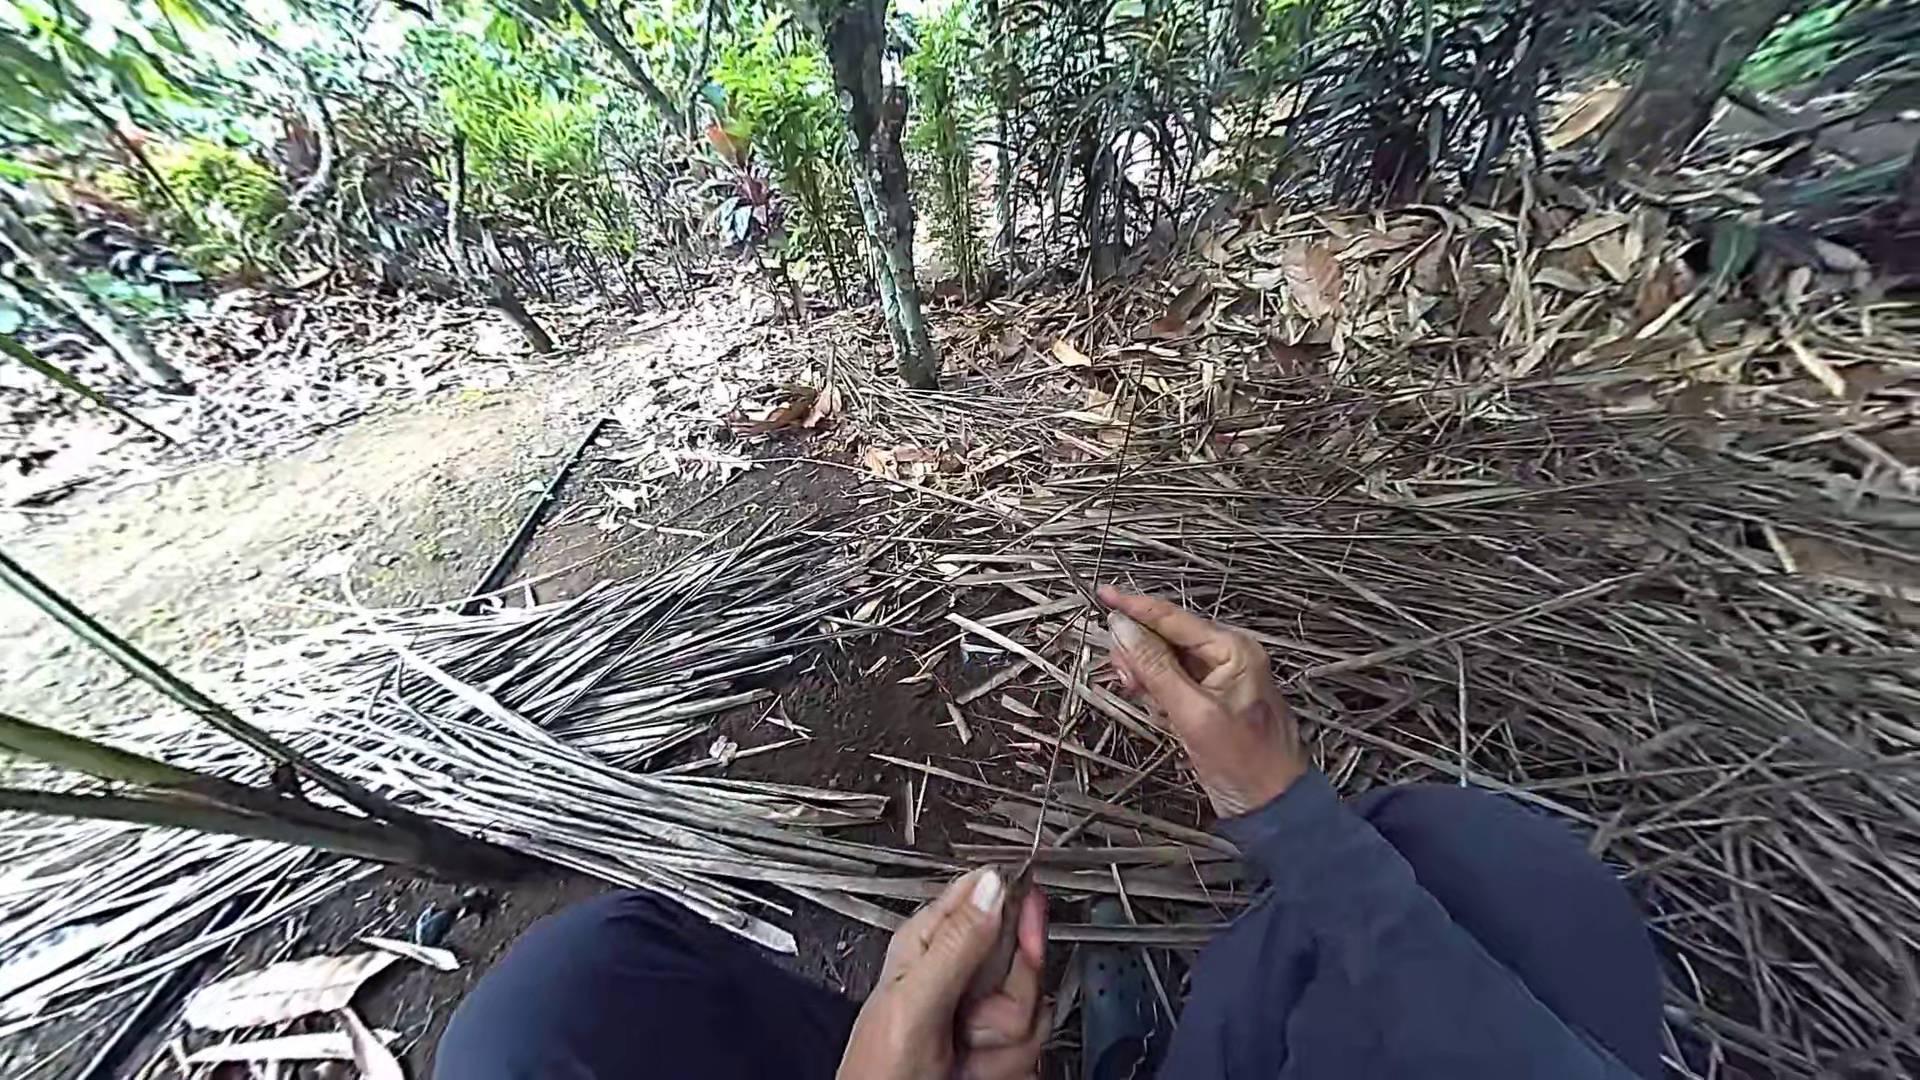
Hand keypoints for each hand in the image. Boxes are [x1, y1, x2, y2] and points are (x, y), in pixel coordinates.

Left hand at [837, 866, 1047, 1079]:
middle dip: (1010, 993)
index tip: (1029, 927)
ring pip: (1031, 1001)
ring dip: (1004, 1040)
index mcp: (930, 938)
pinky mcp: (996, 1043)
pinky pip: (1031, 1043)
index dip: (1015, 903)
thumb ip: (955, 942)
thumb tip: (992, 884)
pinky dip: (1008, 1067)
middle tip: (976, 1018)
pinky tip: (975, 1072)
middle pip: (1020, 952)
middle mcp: (959, 965)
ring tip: (965, 1054)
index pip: (986, 892)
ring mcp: (979, 1006)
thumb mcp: (914, 1000)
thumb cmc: (880, 1072)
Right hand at [1099, 585, 1307, 817]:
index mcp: (1231, 649)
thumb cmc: (1246, 761)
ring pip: (1159, 659)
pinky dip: (1156, 693)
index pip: (1171, 617)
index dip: (1133, 605)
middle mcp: (1223, 655)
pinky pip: (1166, 681)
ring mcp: (1213, 676)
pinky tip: (1162, 714)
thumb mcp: (1193, 712)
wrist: (1272, 808)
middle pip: (1162, 636)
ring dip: (1145, 678)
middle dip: (1139, 655)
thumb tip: (1122, 628)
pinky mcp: (1203, 696)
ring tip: (1151, 703)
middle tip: (1129, 680)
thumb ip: (1154, 667)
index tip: (1104, 593)